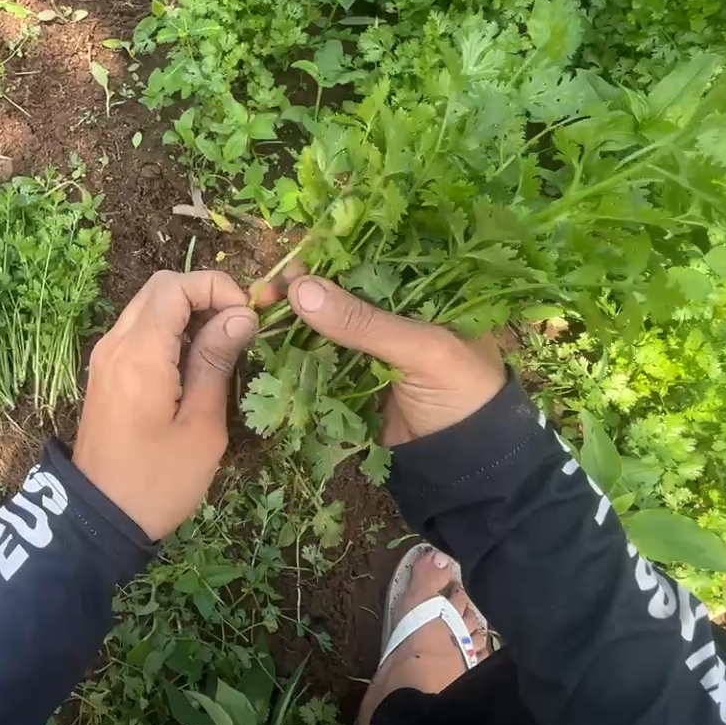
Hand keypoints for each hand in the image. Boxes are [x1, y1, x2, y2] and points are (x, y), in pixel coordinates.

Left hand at [74, 270, 257, 538]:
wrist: (99, 517)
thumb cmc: (158, 480)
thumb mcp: (201, 426)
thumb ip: (216, 362)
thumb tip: (240, 315)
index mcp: (139, 353)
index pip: (175, 287)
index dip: (216, 288)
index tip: (247, 318)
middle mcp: (115, 343)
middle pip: (160, 287)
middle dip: (204, 294)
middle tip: (238, 327)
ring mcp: (106, 355)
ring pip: (148, 306)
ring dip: (187, 312)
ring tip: (223, 346)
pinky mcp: (106, 370)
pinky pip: (139, 330)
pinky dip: (169, 331)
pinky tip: (194, 363)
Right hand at [275, 274, 505, 445]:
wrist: (466, 468)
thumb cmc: (463, 396)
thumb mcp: (422, 350)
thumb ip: (363, 321)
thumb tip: (300, 289)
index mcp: (424, 293)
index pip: (373, 261)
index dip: (331, 256)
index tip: (294, 260)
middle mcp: (395, 312)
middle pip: (340, 289)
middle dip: (302, 286)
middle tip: (267, 290)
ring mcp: (371, 345)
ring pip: (324, 322)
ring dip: (292, 316)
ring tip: (260, 311)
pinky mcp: (353, 375)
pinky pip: (318, 355)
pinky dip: (294, 349)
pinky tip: (269, 339)